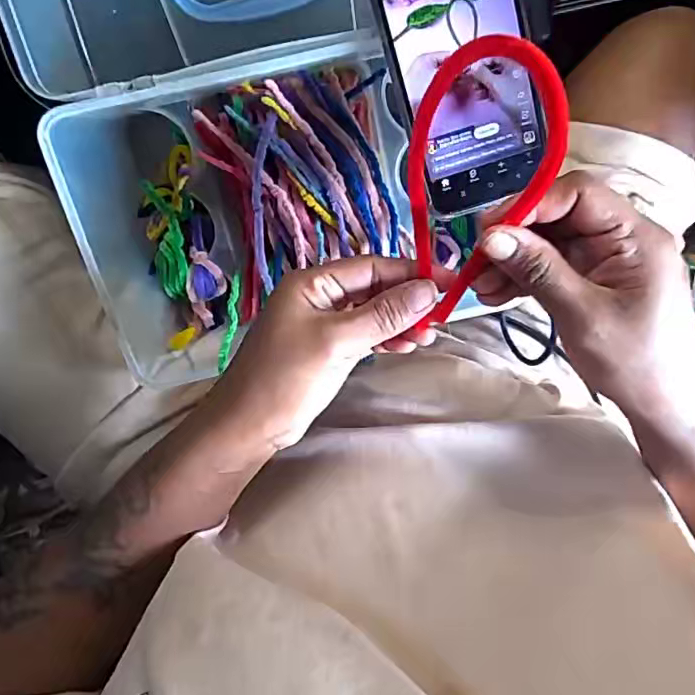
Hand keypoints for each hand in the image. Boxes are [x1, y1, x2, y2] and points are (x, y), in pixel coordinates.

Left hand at [208, 254, 438, 451]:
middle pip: (374, 288)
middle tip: (440, 317)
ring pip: (373, 312)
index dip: (411, 273)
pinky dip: (387, 338)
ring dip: (401, 322)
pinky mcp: (329, 347)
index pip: (371, 266)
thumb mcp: (337, 341)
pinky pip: (366, 333)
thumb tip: (428, 288)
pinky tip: (405, 346)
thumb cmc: (285, 378)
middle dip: (408, 300)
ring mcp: (324, 323)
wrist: (247, 427)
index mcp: (313, 282)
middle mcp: (319, 296)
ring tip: (426, 337)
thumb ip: (384, 314)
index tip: (448, 282)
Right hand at [470, 171, 694, 410]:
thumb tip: (493, 237)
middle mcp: (624, 238)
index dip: (532, 203)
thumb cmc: (635, 363)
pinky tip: (496, 292)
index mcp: (637, 236)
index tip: (492, 227)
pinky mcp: (594, 277)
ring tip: (481, 285)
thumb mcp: (582, 314)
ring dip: (513, 259)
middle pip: (559, 215)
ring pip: (550, 241)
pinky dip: (524, 276)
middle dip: (515, 236)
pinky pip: (552, 264)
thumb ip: (538, 269)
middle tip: (479, 258)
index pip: (580, 194)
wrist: (661, 405)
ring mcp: (607, 258)